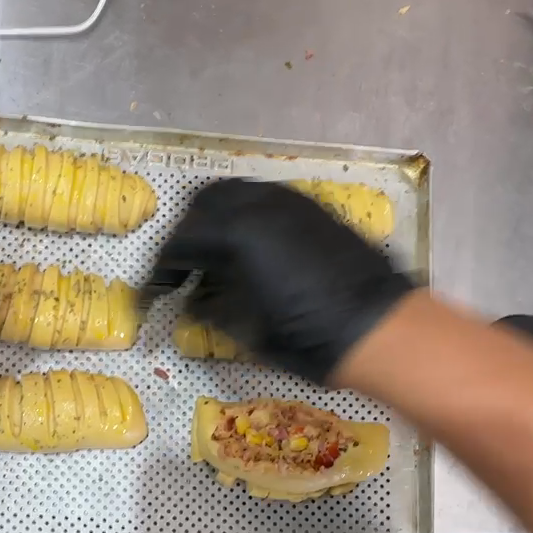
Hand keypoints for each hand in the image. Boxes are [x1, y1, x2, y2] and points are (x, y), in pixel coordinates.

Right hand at [156, 179, 412, 383]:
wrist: (378, 329)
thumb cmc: (307, 336)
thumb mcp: (246, 328)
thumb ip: (210, 306)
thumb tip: (191, 301)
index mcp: (234, 233)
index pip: (178, 244)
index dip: (160, 273)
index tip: (154, 297)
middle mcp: (257, 205)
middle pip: (201, 205)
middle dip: (185, 237)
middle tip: (182, 272)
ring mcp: (288, 202)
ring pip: (234, 195)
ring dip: (215, 224)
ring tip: (215, 262)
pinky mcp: (312, 209)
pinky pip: (264, 203)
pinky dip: (246, 223)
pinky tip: (251, 257)